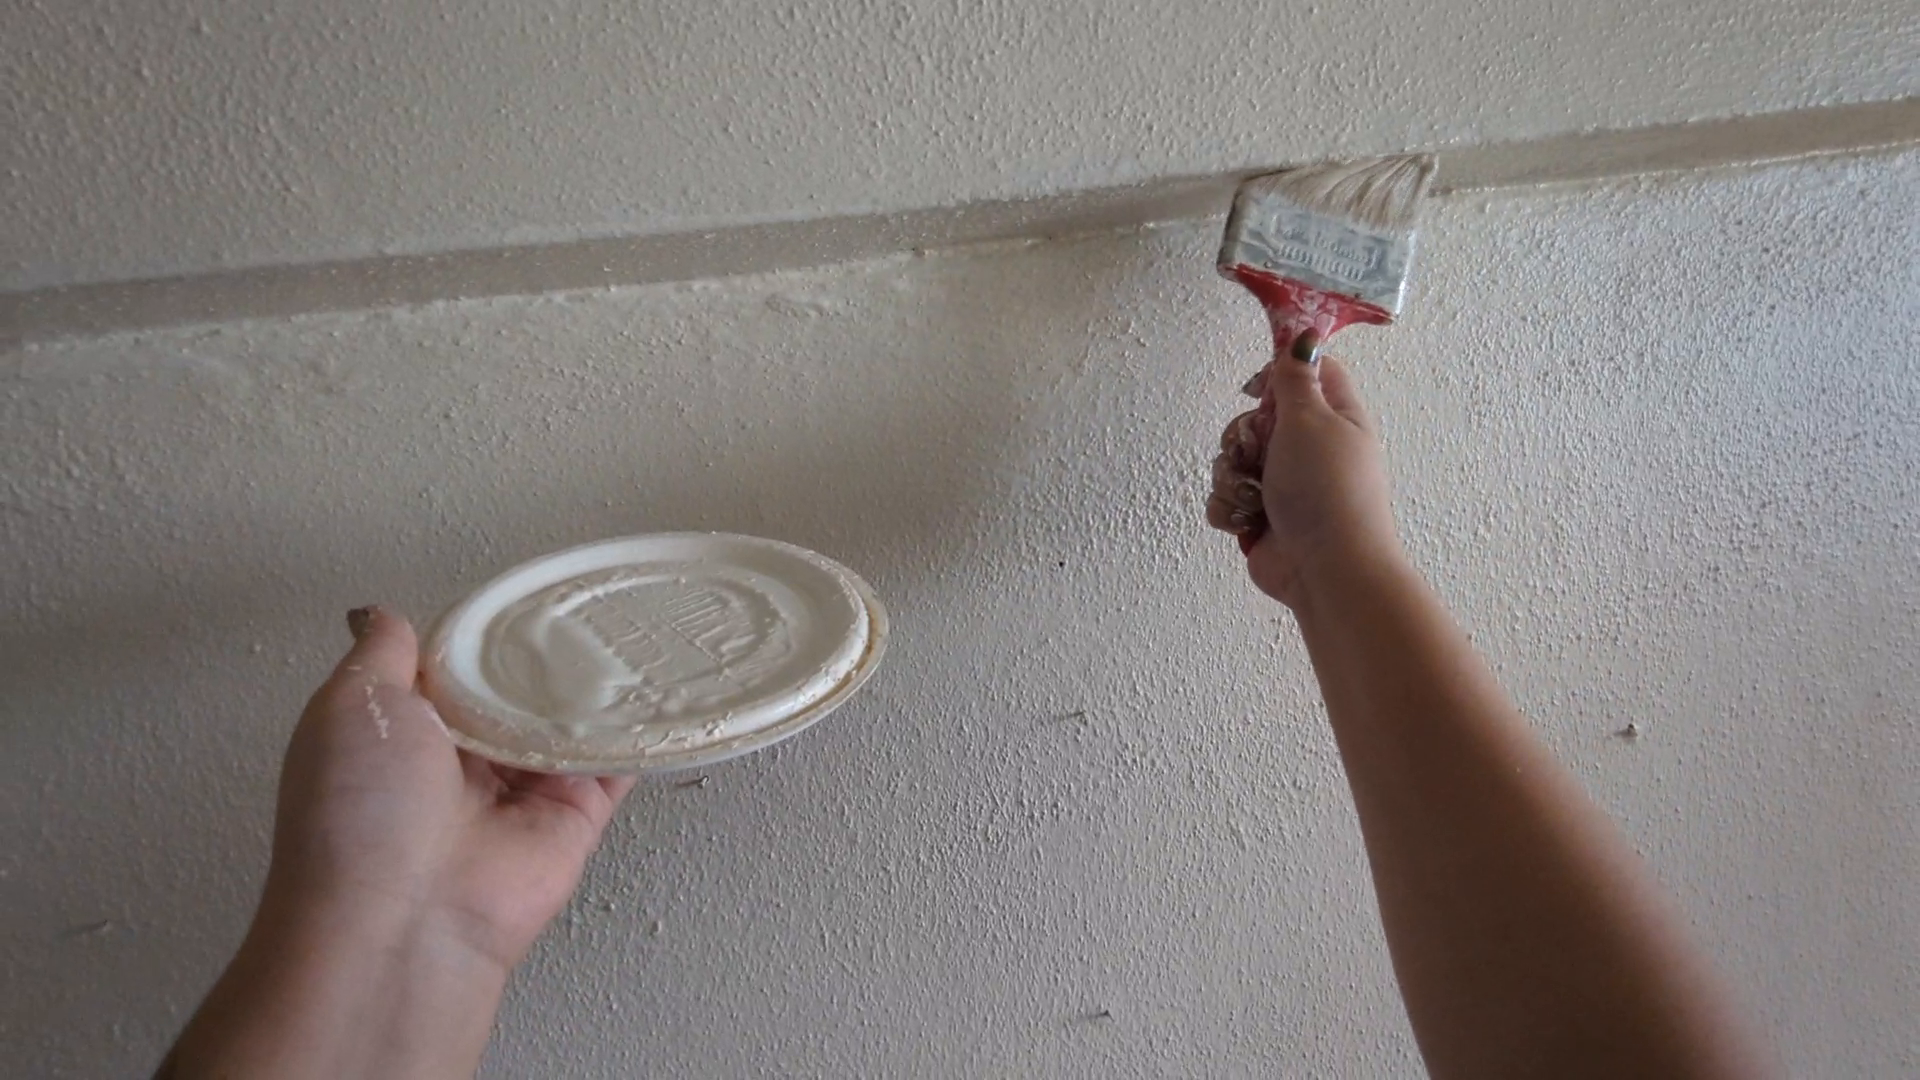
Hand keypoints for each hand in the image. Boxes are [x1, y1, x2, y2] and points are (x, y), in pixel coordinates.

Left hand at [269, 606, 635, 970]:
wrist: (411, 912)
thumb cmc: (362, 814)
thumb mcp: (352, 709)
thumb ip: (381, 655)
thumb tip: (377, 613)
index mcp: (418, 732)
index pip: (466, 668)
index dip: (494, 632)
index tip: (528, 597)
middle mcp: (475, 760)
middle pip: (529, 693)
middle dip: (557, 658)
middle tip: (593, 612)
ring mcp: (531, 786)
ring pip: (577, 723)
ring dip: (603, 691)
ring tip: (638, 640)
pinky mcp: (580, 810)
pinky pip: (618, 762)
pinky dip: (639, 734)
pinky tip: (661, 696)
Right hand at [1208, 354, 1402, 607]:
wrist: (1323, 566)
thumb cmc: (1326, 489)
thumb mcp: (1311, 421)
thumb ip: (1296, 379)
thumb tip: (1304, 336)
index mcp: (1332, 417)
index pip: (1305, 375)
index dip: (1276, 375)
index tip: (1256, 389)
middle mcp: (1306, 449)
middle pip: (1253, 419)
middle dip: (1240, 437)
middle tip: (1257, 453)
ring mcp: (1280, 484)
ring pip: (1230, 461)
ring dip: (1232, 477)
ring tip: (1255, 497)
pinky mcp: (1257, 516)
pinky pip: (1224, 498)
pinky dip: (1230, 508)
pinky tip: (1248, 521)